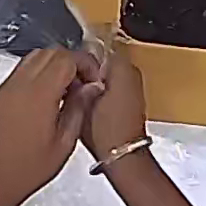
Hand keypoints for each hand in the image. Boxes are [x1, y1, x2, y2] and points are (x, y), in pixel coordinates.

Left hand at [0, 48, 101, 205]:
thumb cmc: (29, 168)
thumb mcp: (65, 141)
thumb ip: (80, 108)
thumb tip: (93, 87)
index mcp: (39, 94)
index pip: (67, 58)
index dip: (86, 64)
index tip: (95, 81)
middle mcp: (21, 84)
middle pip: (51, 52)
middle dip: (72, 62)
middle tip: (84, 84)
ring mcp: (8, 87)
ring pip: (36, 57)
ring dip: (55, 65)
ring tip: (68, 90)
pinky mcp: (0, 95)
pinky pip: (23, 70)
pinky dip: (40, 73)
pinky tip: (50, 97)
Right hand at [82, 45, 146, 160]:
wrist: (122, 154)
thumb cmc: (105, 131)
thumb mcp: (82, 102)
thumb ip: (78, 80)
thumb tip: (73, 69)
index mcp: (121, 68)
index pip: (97, 51)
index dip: (80, 62)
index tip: (71, 73)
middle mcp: (131, 73)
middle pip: (101, 63)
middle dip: (87, 72)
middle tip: (73, 87)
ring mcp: (134, 86)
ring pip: (106, 75)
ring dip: (94, 83)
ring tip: (81, 98)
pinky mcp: (132, 99)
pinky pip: (113, 87)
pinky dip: (102, 93)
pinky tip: (92, 106)